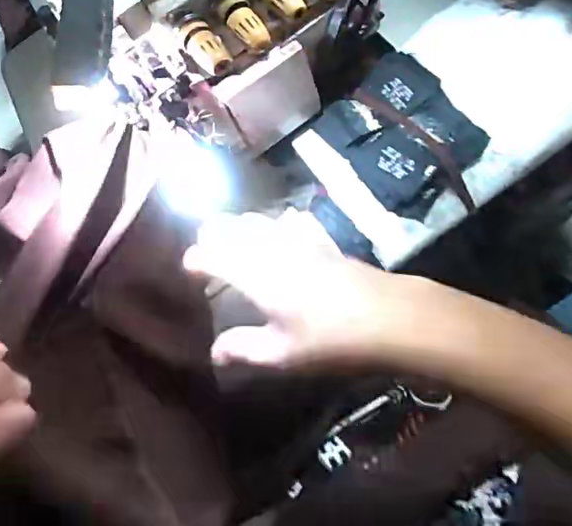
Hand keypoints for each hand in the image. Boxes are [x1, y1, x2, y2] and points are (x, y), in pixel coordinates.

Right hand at [182, 210, 422, 369]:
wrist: (384, 314)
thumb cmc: (328, 338)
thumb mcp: (283, 353)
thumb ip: (245, 349)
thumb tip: (214, 351)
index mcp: (251, 273)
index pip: (211, 254)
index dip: (195, 258)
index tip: (188, 268)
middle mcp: (266, 246)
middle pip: (229, 226)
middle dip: (212, 232)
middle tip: (204, 247)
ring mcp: (293, 237)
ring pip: (255, 218)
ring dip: (238, 224)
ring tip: (233, 236)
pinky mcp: (317, 237)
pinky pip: (287, 219)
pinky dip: (274, 222)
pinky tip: (280, 229)